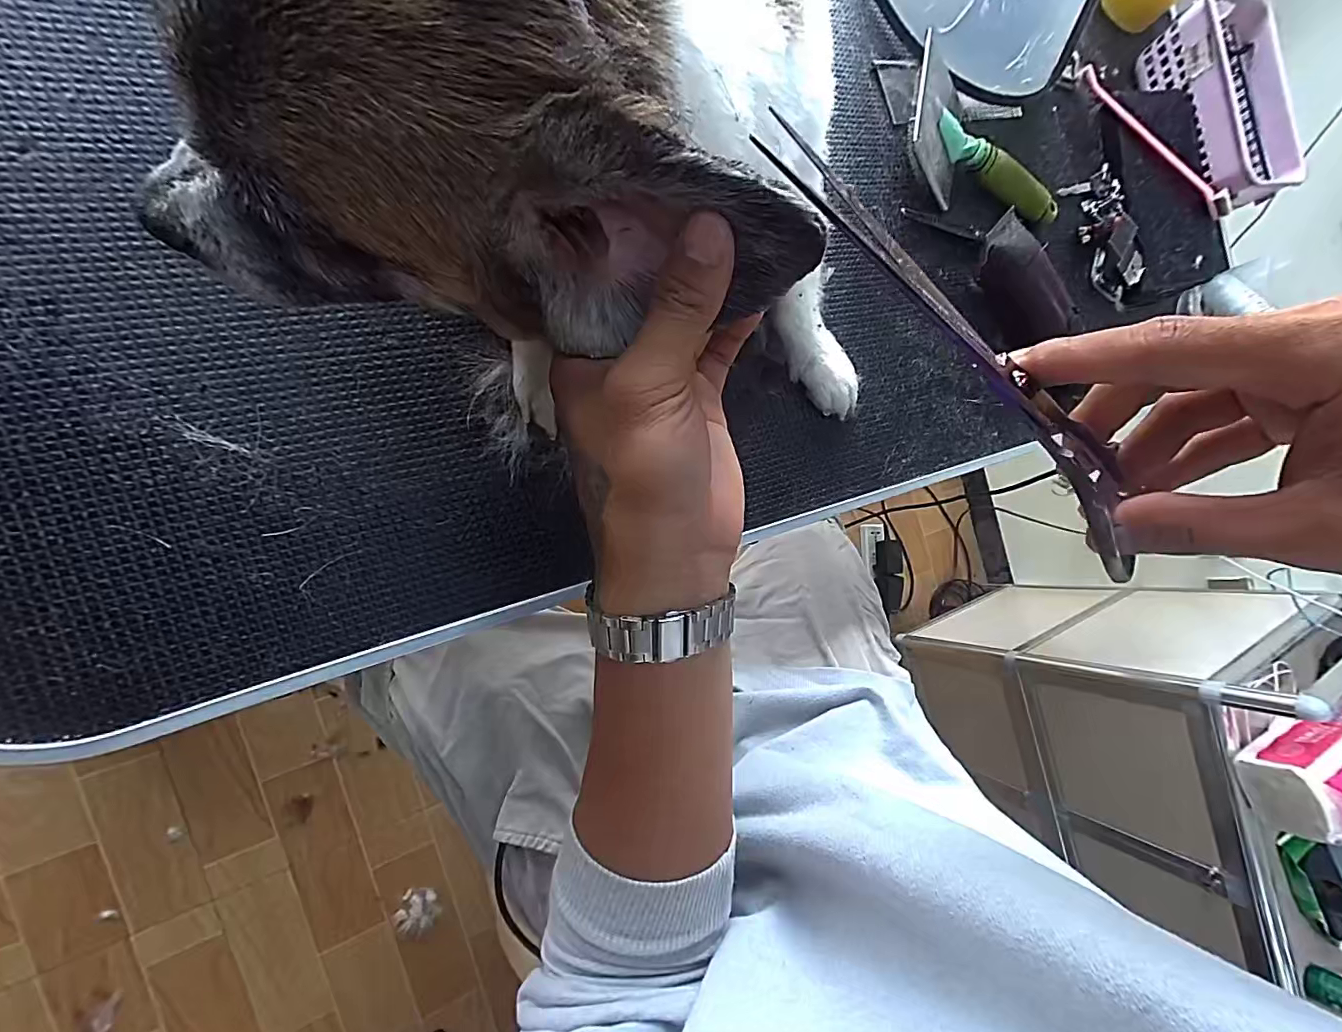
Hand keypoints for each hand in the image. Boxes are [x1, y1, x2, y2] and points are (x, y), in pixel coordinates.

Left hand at [551, 212, 759, 614]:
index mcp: (581, 349)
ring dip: (712, 272)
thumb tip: (709, 228)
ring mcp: (662, 370)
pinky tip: (760, 274)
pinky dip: (738, 311)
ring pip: (687, 308)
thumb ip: (679, 310)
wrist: (681, 550)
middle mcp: (616, 351)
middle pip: (645, 284)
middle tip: (711, 179)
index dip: (623, 225)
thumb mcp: (651, 386)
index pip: (596, 271)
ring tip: (743, 215)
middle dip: (675, 242)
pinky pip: (718, 338)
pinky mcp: (699, 388)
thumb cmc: (644, 474)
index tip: (657, 170)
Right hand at [1013, 286, 1341, 611]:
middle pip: (1190, 364)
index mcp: (1337, 346)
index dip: (1087, 360)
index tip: (1023, 368)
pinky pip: (1260, 402)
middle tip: (1072, 468)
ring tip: (1116, 490)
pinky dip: (1212, 442)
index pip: (1176, 345)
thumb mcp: (1330, 532)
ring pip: (1219, 387)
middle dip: (1121, 417)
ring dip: (1164, 438)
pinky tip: (1173, 481)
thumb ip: (1205, 524)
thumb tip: (1117, 523)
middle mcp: (1338, 326)